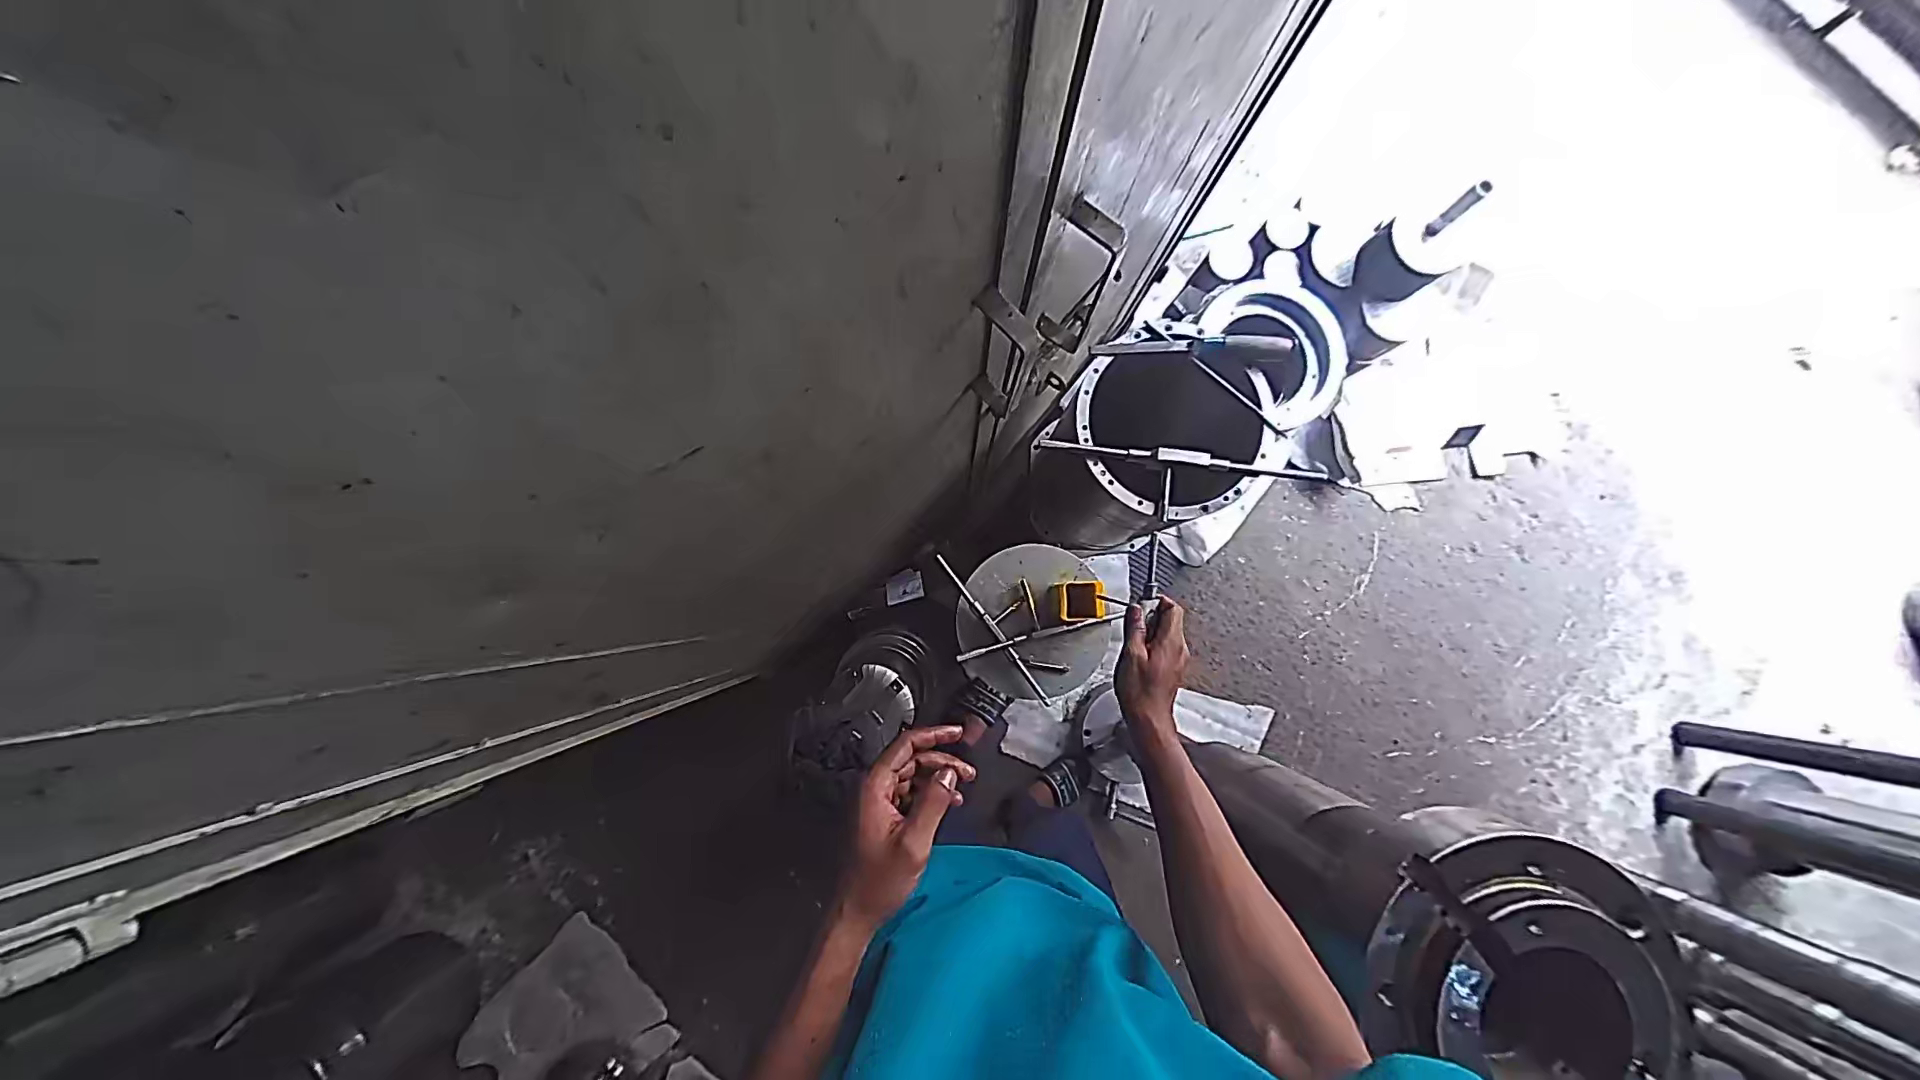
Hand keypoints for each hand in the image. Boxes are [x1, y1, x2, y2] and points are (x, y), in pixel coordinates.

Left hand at [836, 725, 974, 931]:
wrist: (858, 911)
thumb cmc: (877, 883)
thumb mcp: (913, 842)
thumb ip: (933, 803)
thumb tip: (949, 774)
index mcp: (875, 787)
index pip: (906, 744)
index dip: (934, 735)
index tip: (956, 734)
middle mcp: (874, 789)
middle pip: (912, 758)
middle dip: (942, 760)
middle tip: (967, 771)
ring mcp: (878, 802)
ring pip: (913, 775)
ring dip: (938, 777)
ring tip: (961, 788)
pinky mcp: (884, 815)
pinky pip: (910, 792)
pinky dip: (930, 792)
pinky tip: (947, 802)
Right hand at [1117, 597, 1187, 735]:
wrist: (1149, 718)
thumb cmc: (1140, 692)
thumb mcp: (1130, 654)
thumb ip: (1134, 628)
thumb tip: (1136, 610)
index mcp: (1171, 642)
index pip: (1173, 608)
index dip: (1156, 602)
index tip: (1140, 606)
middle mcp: (1179, 649)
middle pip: (1170, 620)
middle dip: (1150, 618)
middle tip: (1133, 627)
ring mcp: (1178, 659)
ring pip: (1166, 633)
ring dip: (1150, 632)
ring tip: (1134, 645)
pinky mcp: (1173, 668)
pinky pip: (1165, 647)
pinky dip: (1152, 645)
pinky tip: (1139, 657)